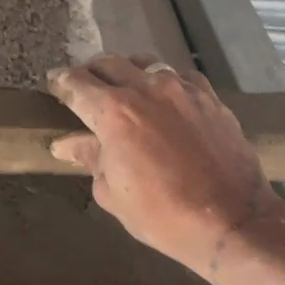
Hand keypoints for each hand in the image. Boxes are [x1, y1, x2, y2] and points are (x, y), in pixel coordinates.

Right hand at [47, 54, 278, 276]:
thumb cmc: (161, 213)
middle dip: (90, 72)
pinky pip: (181, 76)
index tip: (53, 84)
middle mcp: (146, 90)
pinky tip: (164, 98)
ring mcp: (183, 90)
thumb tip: (67, 143)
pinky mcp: (211, 98)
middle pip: (109, 63)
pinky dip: (164, 81)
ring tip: (123, 85)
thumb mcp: (110, 191)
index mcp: (114, 112)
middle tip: (83, 85)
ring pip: (145, 63)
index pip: (76, 84)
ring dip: (127, 70)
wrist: (231, 220)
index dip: (60, 83)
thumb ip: (89, 158)